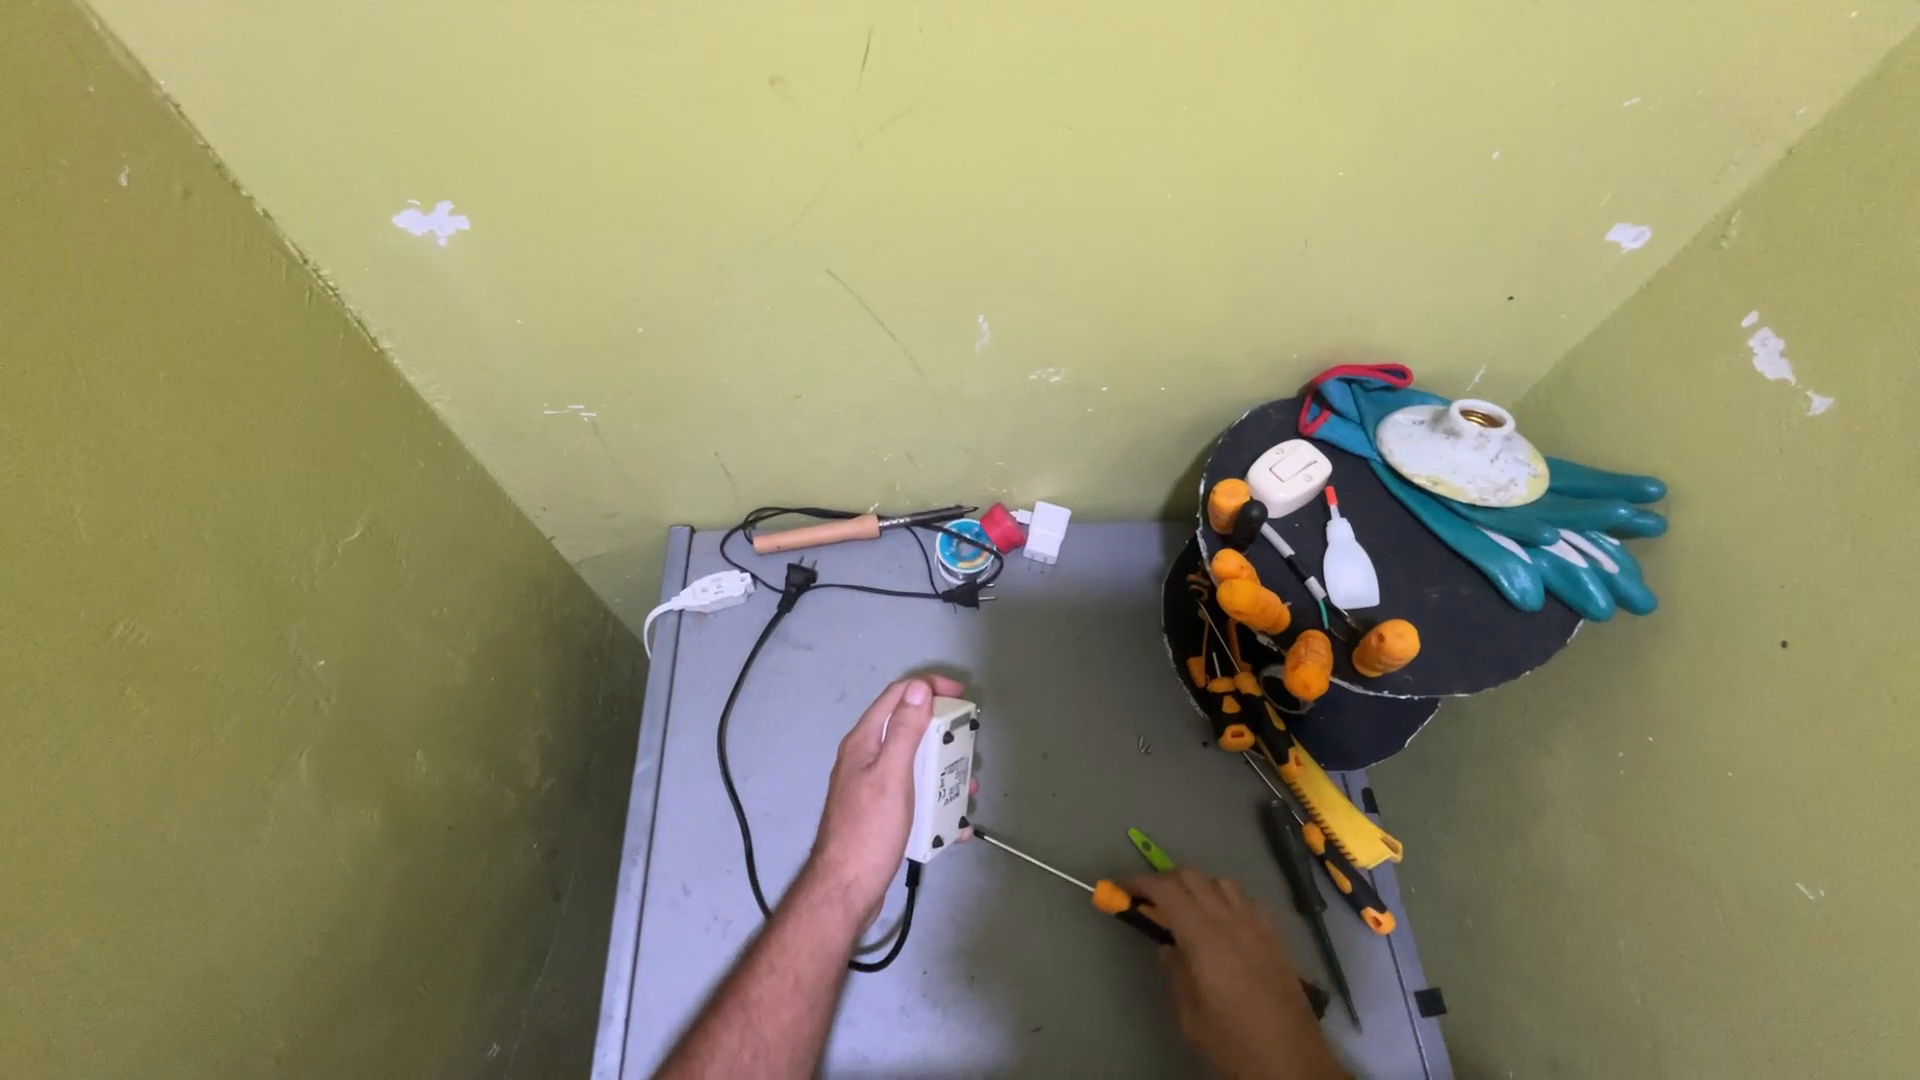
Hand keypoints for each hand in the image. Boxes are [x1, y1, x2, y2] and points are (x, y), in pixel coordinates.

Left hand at [801, 675, 965, 926]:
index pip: (898, 696)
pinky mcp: (883, 813)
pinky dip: (936, 803)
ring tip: (967, 791)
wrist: (846, 892)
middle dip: (945, 738)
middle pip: (912, 731)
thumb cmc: (869, 831)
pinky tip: (954, 824)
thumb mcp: (891, 776)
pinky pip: (916, 796)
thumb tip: (918, 688)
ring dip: (945, 773)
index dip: (929, 688)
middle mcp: (867, 758)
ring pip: (918, 765)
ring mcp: (874, 787)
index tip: (961, 696)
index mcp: (864, 742)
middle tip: (968, 750)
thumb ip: (904, 731)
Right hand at [1128, 868, 1341, 1079]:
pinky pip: (1246, 899)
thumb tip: (1168, 946)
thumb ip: (1175, 972)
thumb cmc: (1235, 1042)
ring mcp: (1256, 925)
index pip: (1165, 890)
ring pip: (1220, 882)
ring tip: (1188, 909)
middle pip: (1191, 877)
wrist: (1294, 1063)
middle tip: (1150, 901)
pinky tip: (1224, 921)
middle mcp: (1229, 921)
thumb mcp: (1191, 1016)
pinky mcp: (1275, 936)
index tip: (1122, 887)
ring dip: (1197, 886)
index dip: (1140, 882)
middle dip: (1165, 880)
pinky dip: (1227, 899)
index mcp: (1204, 938)